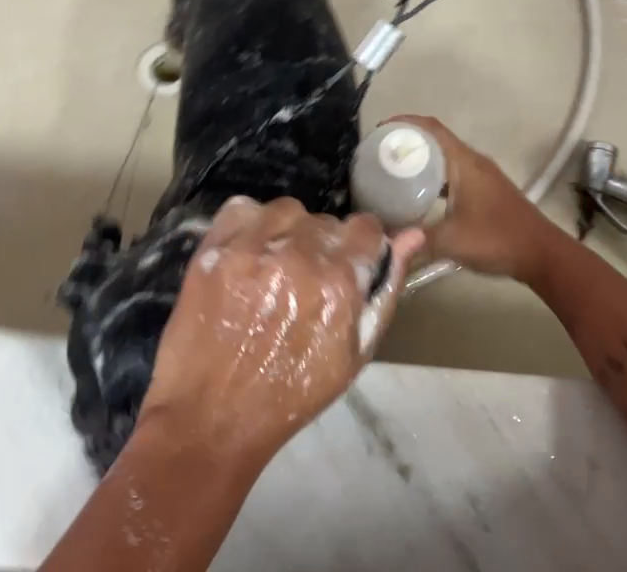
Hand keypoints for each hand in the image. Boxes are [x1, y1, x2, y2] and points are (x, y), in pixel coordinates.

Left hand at [136, 197, 424, 468]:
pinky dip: (250, 225)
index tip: (351, 267)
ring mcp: (252, 247)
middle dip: (325, 247)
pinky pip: (243, 208)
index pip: (367, 227)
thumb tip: (413, 235)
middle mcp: (298, 254)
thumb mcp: (356, 352)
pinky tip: (249, 256)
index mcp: (339, 281)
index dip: (363, 247)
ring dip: (289, 232)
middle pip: (327, 221)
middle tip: (307, 283)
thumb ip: (386, 289)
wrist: (213, 418)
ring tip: (276, 267)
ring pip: (288, 211)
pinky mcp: (214, 248)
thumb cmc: (294, 392)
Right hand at [386, 115, 555, 281]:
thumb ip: (416, 242)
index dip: (405, 123)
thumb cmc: (497, 239)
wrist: (541, 253)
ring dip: (422, 160)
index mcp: (464, 163)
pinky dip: (434, 178)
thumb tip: (384, 244)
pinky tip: (419, 197)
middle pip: (436, 140)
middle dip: (408, 142)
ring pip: (445, 158)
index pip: (431, 128)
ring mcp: (482, 176)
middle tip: (378, 155)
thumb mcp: (451, 242)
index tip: (379, 131)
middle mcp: (473, 162)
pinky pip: (453, 174)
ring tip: (392, 174)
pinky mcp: (486, 191)